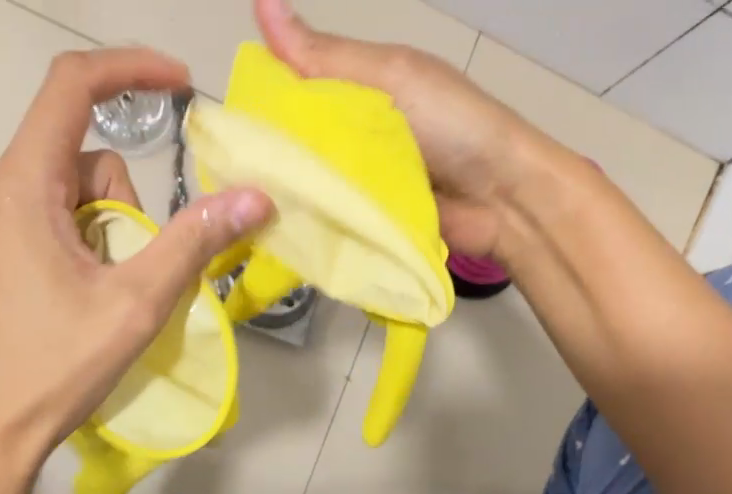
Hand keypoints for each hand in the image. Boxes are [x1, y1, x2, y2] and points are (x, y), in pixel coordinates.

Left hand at [0, 49, 271, 464]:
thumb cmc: (55, 370)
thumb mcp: (134, 305)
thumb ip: (193, 243)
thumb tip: (254, 199)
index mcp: (19, 186)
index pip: (72, 87)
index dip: (131, 71)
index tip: (180, 85)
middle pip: (80, 160)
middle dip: (121, 209)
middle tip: (125, 278)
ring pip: (63, 194)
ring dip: (99, 234)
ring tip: (98, 299)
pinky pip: (39, 219)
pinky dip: (73, 246)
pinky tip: (72, 299)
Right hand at [254, 0, 537, 260]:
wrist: (502, 199)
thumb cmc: (454, 125)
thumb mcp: (389, 77)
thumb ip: (326, 56)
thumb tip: (262, 1)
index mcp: (355, 87)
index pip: (291, 88)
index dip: (261, 102)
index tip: (229, 126)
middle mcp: (350, 134)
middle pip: (294, 143)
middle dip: (267, 158)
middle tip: (233, 179)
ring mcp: (357, 184)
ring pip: (306, 187)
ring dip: (285, 197)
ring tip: (250, 210)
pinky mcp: (364, 225)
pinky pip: (327, 223)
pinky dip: (310, 226)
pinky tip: (280, 233)